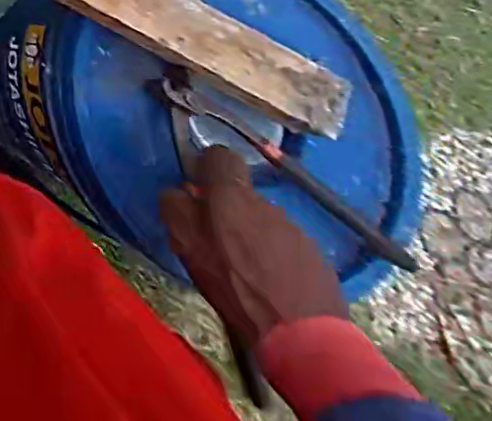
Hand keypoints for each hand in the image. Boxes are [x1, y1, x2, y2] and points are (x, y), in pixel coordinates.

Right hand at [159, 146, 347, 346]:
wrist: (302, 336)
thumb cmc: (232, 283)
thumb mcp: (185, 243)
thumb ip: (174, 206)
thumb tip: (178, 192)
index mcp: (230, 194)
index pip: (219, 155)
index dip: (207, 167)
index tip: (198, 187)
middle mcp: (265, 203)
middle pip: (241, 194)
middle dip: (227, 209)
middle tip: (217, 240)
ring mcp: (296, 229)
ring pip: (263, 220)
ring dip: (252, 234)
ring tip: (246, 267)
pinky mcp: (317, 256)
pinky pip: (286, 244)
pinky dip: (275, 256)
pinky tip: (270, 282)